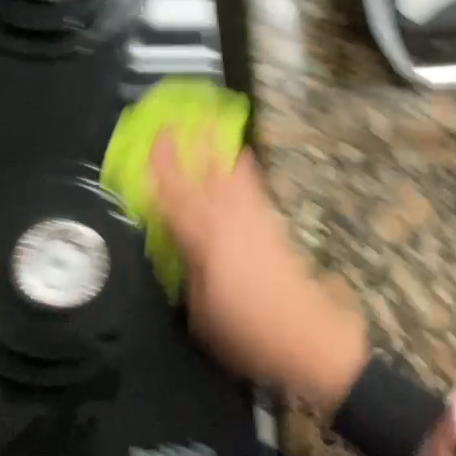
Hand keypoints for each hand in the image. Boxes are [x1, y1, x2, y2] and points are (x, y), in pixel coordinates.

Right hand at [148, 132, 367, 415]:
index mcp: (202, 240)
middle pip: (201, 175)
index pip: (173, 196)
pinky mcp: (271, 225)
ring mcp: (252, 219)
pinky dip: (246, 168)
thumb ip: (187, 272)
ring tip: (207, 121)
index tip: (149, 142)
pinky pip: (254, 187)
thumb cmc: (246, 331)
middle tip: (172, 120)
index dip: (159, 168)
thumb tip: (179, 252)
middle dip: (186, 146)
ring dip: (215, 147)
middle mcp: (226, 221)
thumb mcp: (199, 310)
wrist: (306, 336)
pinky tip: (244, 155)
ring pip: (228, 174)